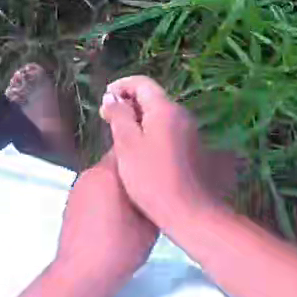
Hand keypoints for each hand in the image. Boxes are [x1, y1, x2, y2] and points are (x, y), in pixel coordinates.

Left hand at [54, 155, 156, 289]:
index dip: (145, 152)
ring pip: (105, 176)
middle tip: (152, 183)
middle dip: (133, 169)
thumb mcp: (149, 225)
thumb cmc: (119, 249)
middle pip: (117, 161)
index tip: (159, 161)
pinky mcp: (72, 201)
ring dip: (119, 183)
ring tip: (136, 201)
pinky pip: (95, 189)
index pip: (129, 148)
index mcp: (108, 173)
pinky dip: (107, 195)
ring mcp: (78, 186)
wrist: (81, 275)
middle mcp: (90, 173)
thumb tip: (159, 187)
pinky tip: (117, 214)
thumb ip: (153, 198)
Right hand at [99, 75, 220, 226]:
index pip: (142, 83)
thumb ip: (118, 116)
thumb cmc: (152, 178)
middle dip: (128, 102)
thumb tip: (112, 97)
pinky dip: (150, 130)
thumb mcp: (127, 145)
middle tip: (107, 118)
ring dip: (138, 118)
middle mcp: (181, 115)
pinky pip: (167, 129)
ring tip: (119, 135)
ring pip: (160, 114)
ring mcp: (189, 131)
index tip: (104, 100)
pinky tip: (139, 150)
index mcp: (165, 109)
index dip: (120, 86)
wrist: (189, 212)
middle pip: (152, 97)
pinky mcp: (192, 148)